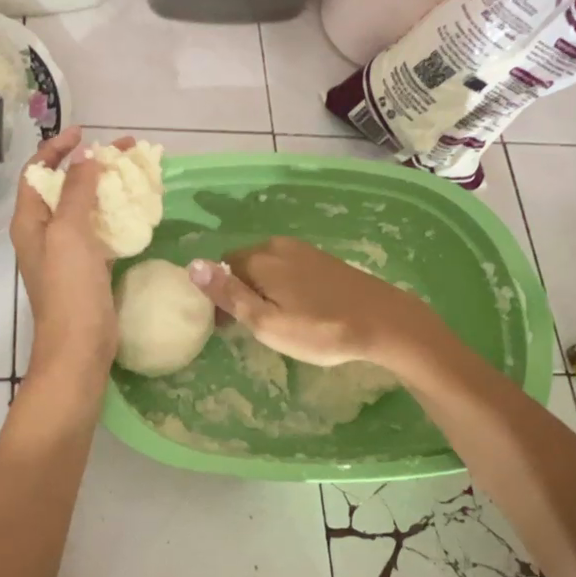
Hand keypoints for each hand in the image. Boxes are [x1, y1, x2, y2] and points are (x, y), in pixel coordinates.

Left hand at [11, 128, 127, 372]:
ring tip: (135, 172)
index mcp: (30, 221)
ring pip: (85, 208)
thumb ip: (77, 191)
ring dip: (106, 187)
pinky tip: (138, 210)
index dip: (58, 148)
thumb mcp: (69, 233)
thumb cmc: (69, 289)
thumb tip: (86, 156)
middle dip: (90, 164)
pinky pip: (100, 231)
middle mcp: (44, 233)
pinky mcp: (88, 269)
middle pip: (63, 186)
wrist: (79, 349)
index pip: (37, 171)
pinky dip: (116, 215)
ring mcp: (66, 252)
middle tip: (125, 149)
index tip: (86, 132)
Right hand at [187, 237, 441, 367]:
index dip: (219, 296)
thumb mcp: (266, 322)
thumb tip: (192, 265)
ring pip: (267, 267)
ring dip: (262, 289)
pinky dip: (283, 286)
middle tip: (250, 327)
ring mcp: (304, 250)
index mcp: (259, 259)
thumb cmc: (319, 330)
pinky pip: (288, 268)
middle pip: (243, 264)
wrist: (383, 322)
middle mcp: (278, 246)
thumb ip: (228, 294)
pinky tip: (299, 309)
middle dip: (239, 290)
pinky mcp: (324, 260)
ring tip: (275, 321)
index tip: (228, 326)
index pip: (221, 268)